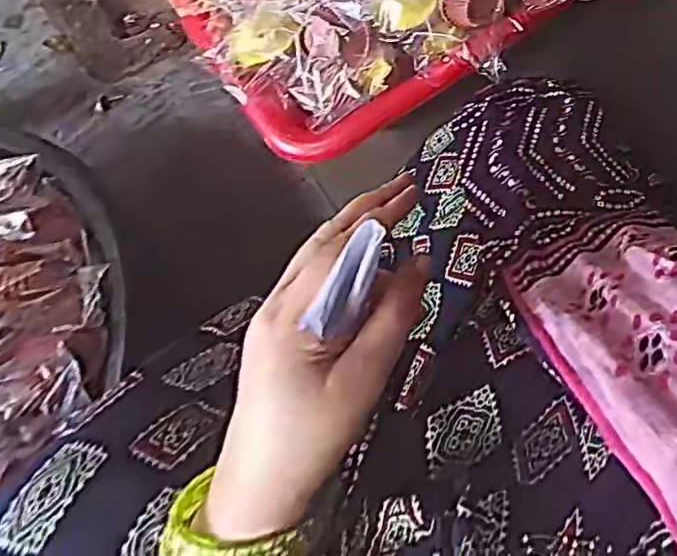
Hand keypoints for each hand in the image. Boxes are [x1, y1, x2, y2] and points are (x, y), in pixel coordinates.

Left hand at [202, 174, 428, 540]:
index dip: (378, 215)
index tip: (412, 193)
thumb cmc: (311, 436)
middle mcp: (277, 304)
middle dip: (366, 208)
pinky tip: (367, 262)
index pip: (341, 247)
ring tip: (390, 210)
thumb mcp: (364, 377)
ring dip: (354, 228)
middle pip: (324, 240)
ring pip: (316, 255)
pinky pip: (314, 276)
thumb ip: (394, 315)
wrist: (257, 490)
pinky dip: (344, 256)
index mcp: (293, 314)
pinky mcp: (277, 328)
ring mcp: (273, 315)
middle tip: (405, 187)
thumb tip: (420, 263)